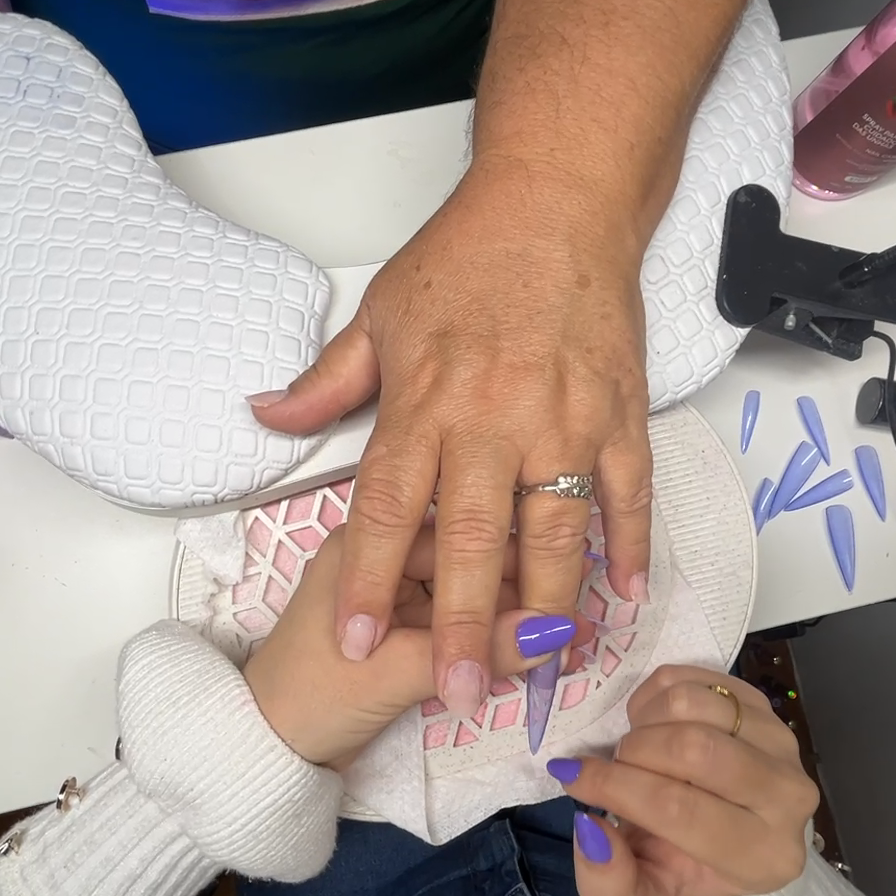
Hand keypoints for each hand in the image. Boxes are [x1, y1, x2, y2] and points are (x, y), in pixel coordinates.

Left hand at [243, 526, 585, 768]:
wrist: (261, 753)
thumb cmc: (312, 698)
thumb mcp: (393, 672)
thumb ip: (474, 653)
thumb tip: (558, 635)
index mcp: (367, 540)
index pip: (457, 534)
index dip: (515, 564)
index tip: (569, 587)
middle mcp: (385, 554)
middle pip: (470, 561)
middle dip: (522, 596)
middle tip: (577, 625)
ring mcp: (396, 591)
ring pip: (471, 593)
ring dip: (514, 620)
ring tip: (569, 643)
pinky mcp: (405, 627)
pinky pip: (461, 623)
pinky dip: (494, 639)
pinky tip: (535, 653)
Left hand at [249, 162, 654, 721]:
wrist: (556, 202)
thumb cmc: (465, 260)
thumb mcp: (379, 314)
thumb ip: (326, 382)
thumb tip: (264, 417)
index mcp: (425, 401)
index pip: (388, 508)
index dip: (371, 580)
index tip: (358, 642)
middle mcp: (493, 420)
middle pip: (474, 538)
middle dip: (466, 623)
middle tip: (461, 694)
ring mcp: (564, 419)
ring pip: (556, 529)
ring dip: (549, 605)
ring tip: (541, 666)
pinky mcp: (620, 412)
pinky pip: (627, 491)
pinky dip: (630, 544)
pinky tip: (626, 596)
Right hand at [546, 665, 820, 895]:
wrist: (724, 830)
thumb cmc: (680, 864)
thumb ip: (610, 885)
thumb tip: (590, 829)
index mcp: (762, 858)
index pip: (679, 810)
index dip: (616, 788)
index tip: (573, 779)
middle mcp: (789, 798)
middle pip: (691, 748)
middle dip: (632, 751)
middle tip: (616, 765)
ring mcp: (780, 741)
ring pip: (691, 704)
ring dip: (643, 719)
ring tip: (639, 746)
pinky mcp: (762, 701)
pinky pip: (693, 677)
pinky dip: (654, 693)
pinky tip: (654, 723)